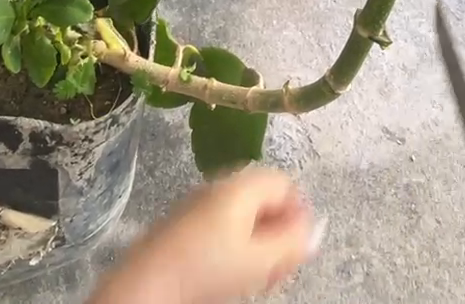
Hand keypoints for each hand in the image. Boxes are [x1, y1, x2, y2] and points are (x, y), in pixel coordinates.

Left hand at [88, 167, 321, 303]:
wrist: (148, 283)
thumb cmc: (208, 267)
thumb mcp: (259, 260)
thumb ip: (292, 243)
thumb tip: (317, 229)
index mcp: (242, 184)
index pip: (285, 183)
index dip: (299, 213)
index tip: (298, 247)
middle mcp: (221, 184)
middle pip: (264, 198)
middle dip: (278, 230)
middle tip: (279, 266)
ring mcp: (200, 201)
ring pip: (243, 214)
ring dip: (258, 240)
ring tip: (257, 273)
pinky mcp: (184, 222)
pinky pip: (222, 224)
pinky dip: (234, 244)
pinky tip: (230, 272)